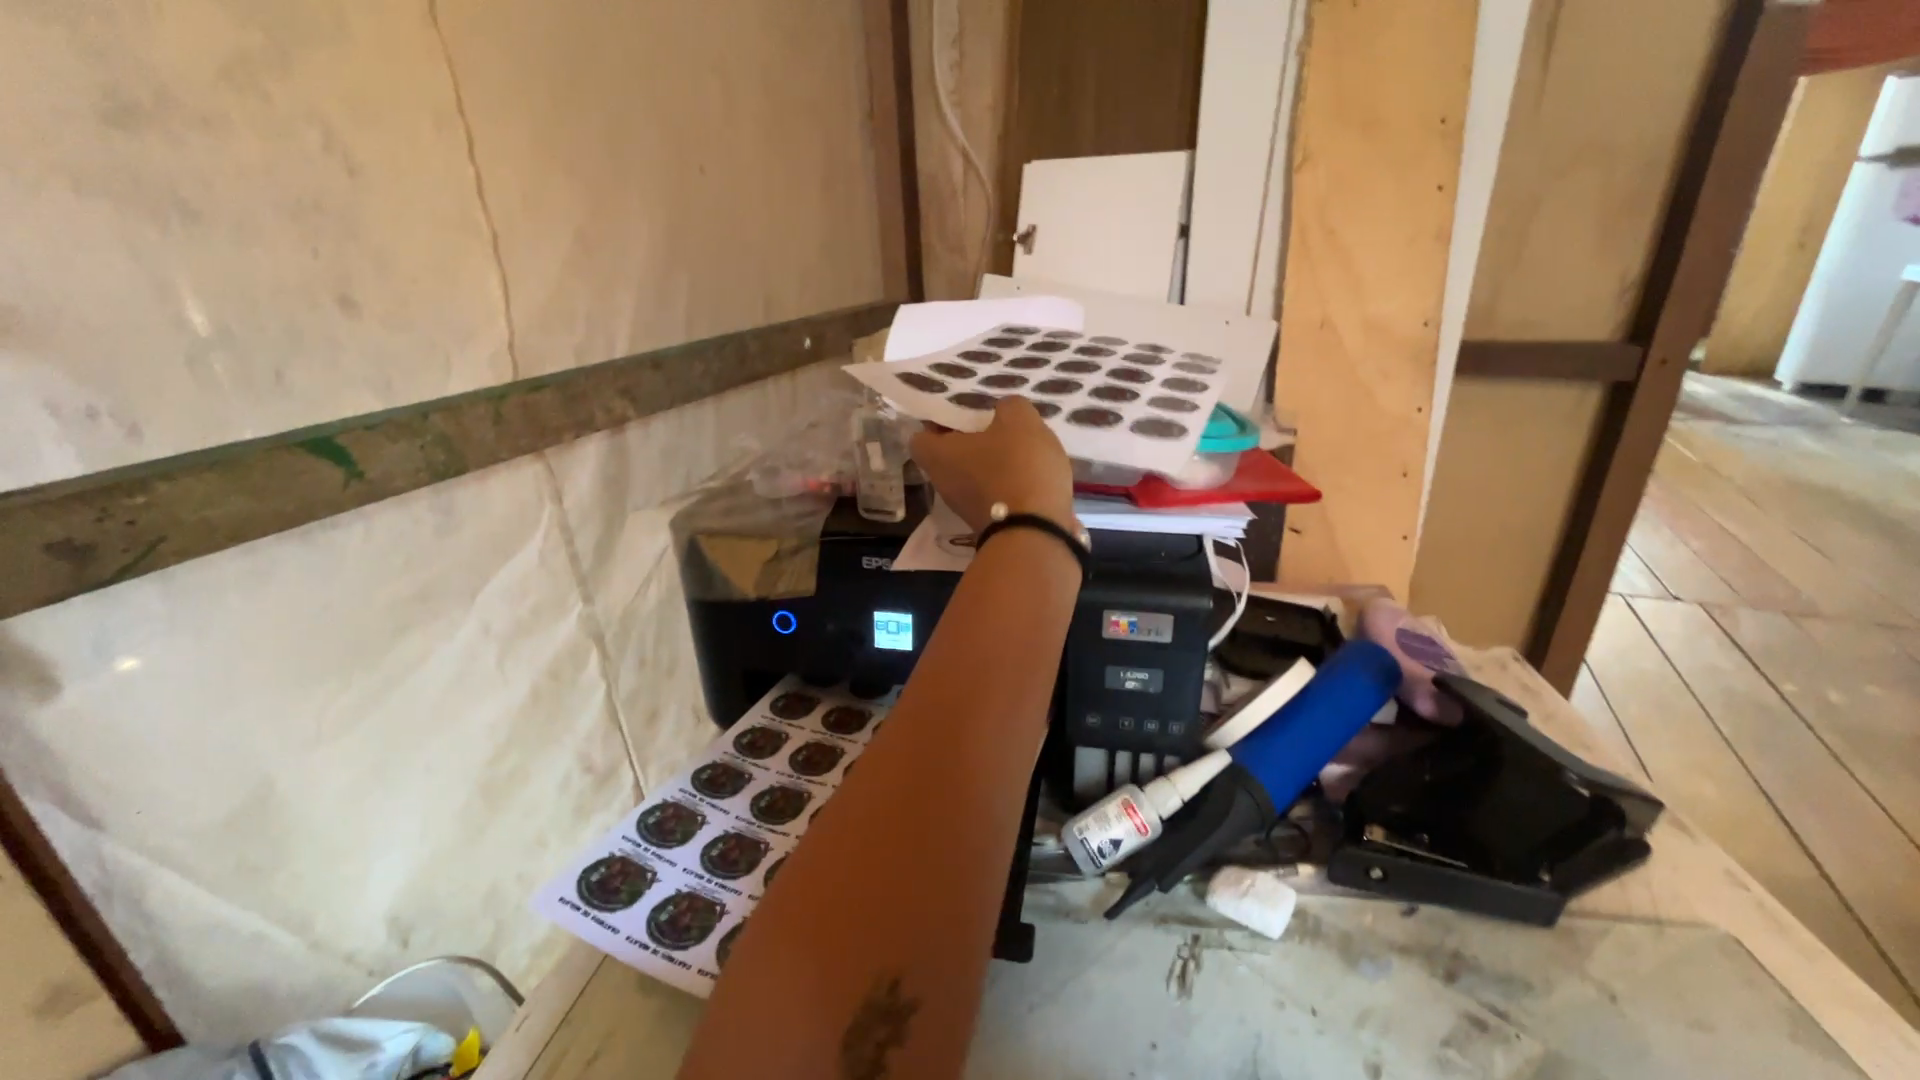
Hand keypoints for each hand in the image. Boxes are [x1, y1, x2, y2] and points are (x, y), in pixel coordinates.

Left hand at [910, 397, 1074, 533]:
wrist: (1036, 532)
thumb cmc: (1017, 468)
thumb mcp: (1019, 421)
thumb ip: (1009, 407)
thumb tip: (1004, 411)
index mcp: (938, 456)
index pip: (919, 436)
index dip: (937, 422)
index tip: (961, 411)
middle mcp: (944, 484)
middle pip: (949, 456)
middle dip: (970, 440)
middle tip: (995, 423)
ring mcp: (966, 508)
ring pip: (973, 476)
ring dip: (992, 463)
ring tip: (1020, 446)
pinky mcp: (990, 524)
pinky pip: (994, 495)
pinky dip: (1008, 484)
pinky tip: (1032, 473)